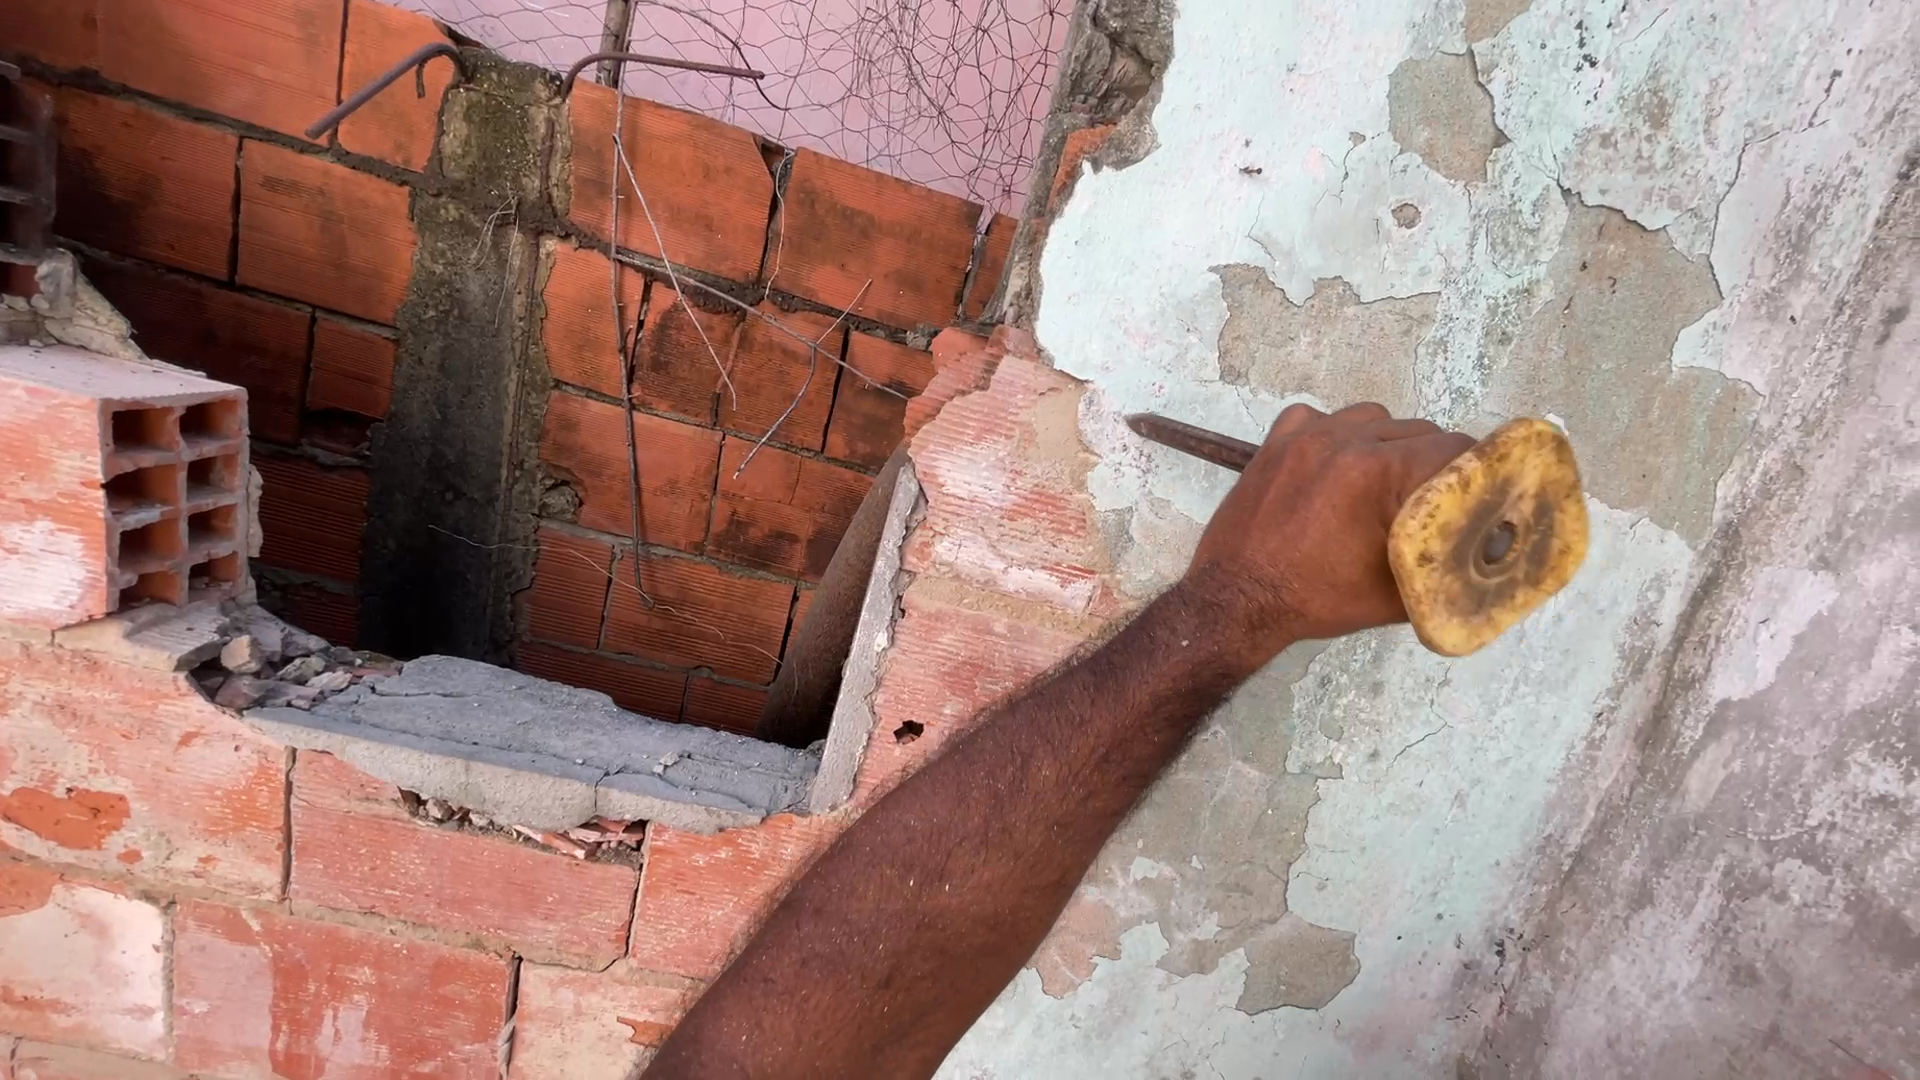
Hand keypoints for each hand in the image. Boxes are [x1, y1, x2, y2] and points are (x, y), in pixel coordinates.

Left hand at [1181, 402, 1474, 666]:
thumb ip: (1446, 560)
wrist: (1236, 599)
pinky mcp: (1273, 444)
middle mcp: (1340, 442)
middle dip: (1433, 463)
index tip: (1478, 493)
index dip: (1477, 473)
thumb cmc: (1315, 600)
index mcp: (1376, 472)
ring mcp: (1302, 438)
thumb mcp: (1398, 591)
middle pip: (1417, 431)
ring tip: (1382, 481)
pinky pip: (1318, 418)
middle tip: (1433, 497)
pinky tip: (1335, 464)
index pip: (1455, 450)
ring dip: (1387, 443)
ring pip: (1371, 419)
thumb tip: (1486, 549)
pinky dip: (1334, 434)